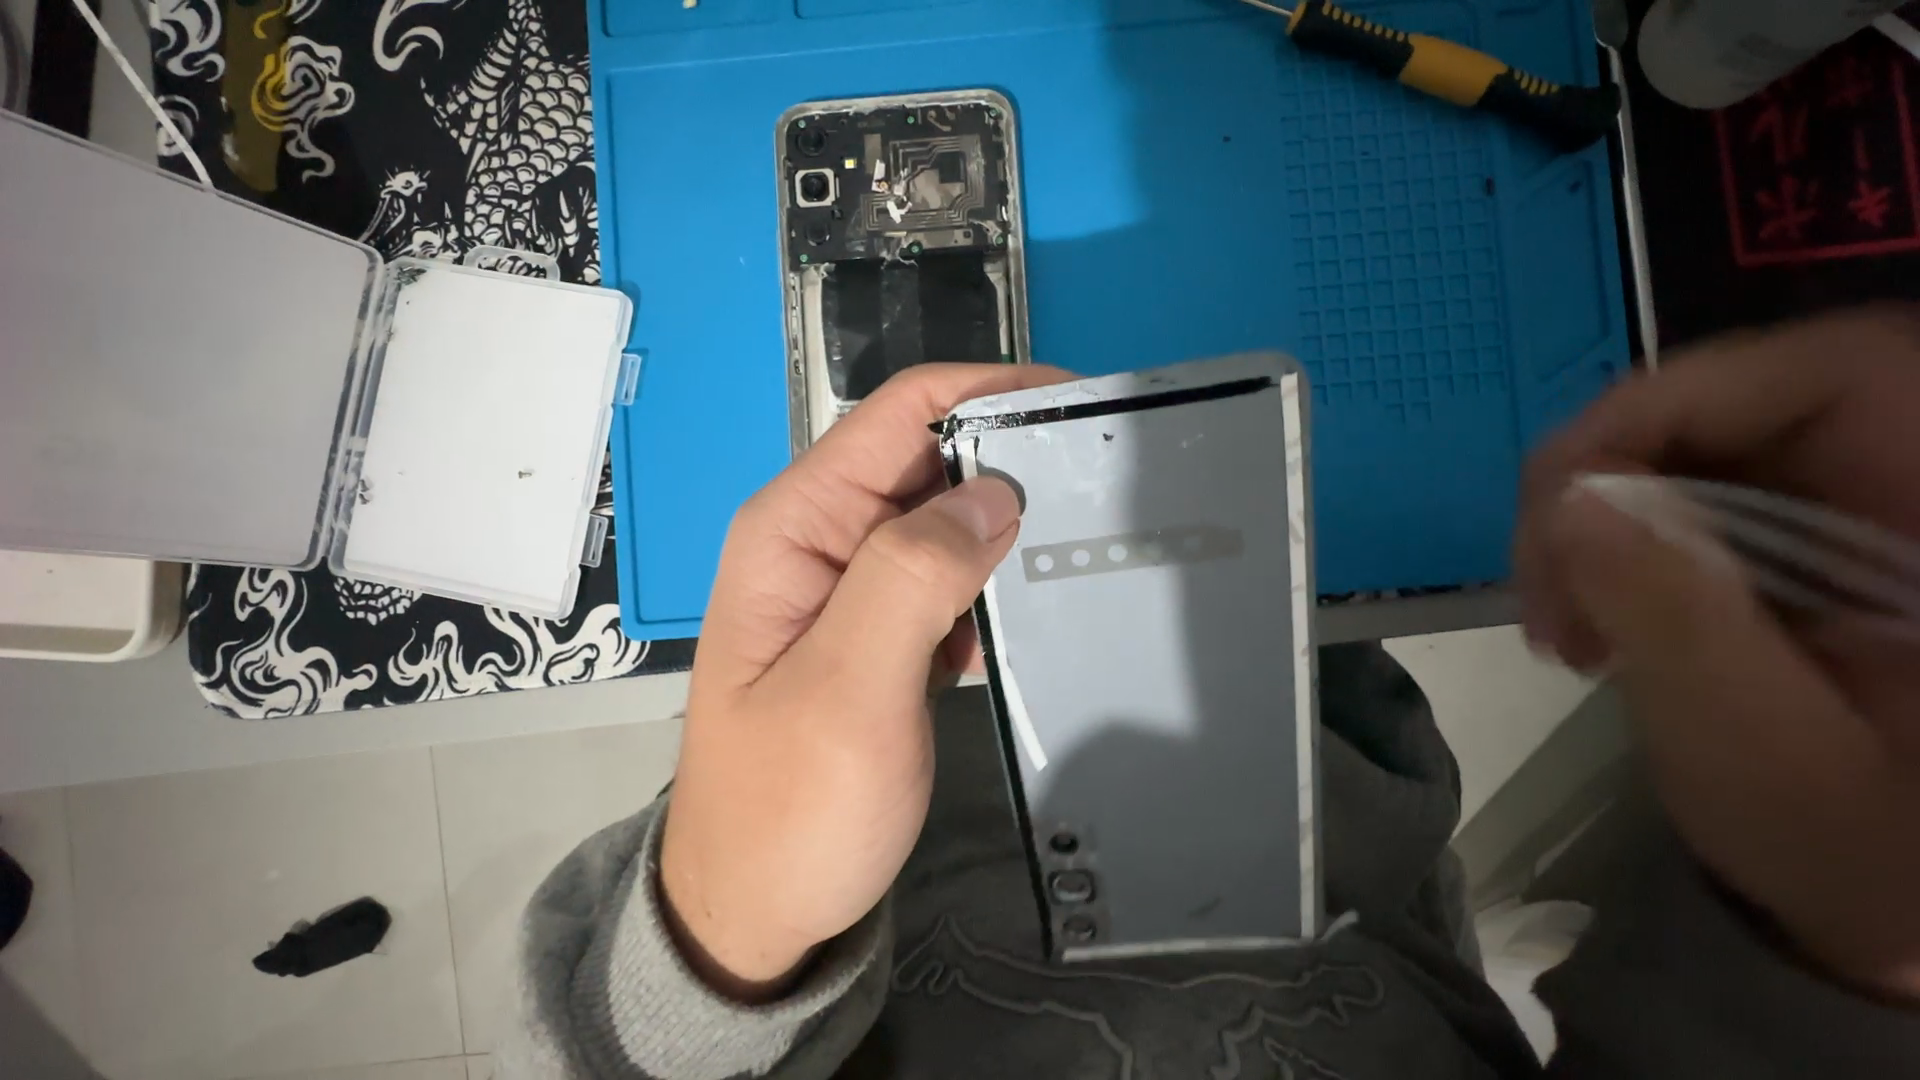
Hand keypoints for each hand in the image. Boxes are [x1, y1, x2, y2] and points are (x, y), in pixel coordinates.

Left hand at [659, 362, 1071, 1001]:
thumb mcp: (846, 691)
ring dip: (1007, 519)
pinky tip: (1026, 606)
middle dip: (1009, 455)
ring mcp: (852, 583)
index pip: (900, 414)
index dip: (988, 390)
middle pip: (927, 456)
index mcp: (797, 526)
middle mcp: (822, 537)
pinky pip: (947, 573)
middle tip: (1101, 479)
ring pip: (945, 515)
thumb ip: (911, 578)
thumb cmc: (789, 809)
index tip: (1079, 404)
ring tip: (1085, 536)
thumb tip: (993, 493)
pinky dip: (991, 576)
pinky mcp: (882, 627)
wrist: (757, 907)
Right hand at [1515, 309, 1919, 999]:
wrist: (1904, 910)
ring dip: (1602, 515)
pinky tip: (1601, 606)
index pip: (1825, 375)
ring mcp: (1882, 504)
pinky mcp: (1828, 530)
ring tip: (1566, 617)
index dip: (1661, 410)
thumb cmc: (1858, 858)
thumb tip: (1567, 502)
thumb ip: (1673, 618)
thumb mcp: (1757, 749)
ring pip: (1704, 443)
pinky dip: (1627, 537)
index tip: (1556, 509)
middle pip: (1742, 403)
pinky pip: (1704, 488)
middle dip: (1605, 480)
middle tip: (1544, 585)